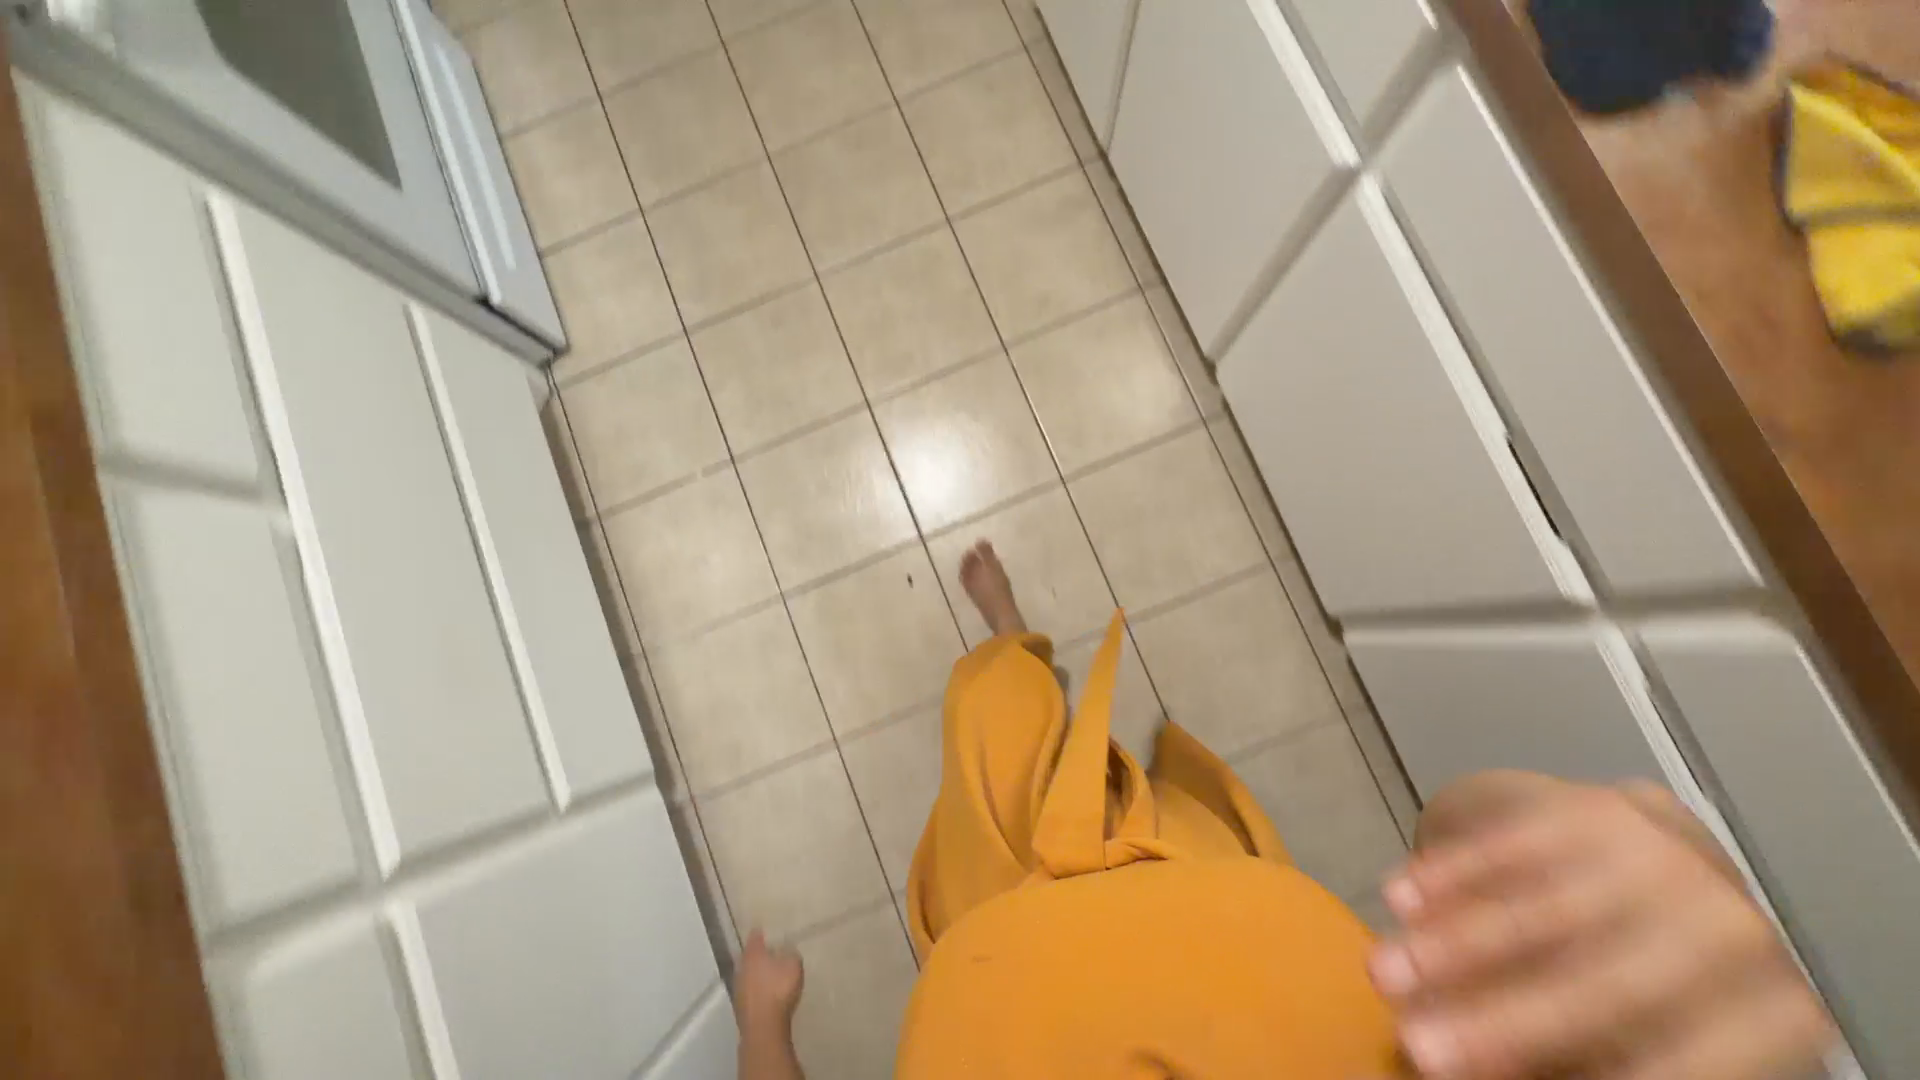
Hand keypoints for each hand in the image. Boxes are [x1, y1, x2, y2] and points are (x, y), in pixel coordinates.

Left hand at [737, 930, 803, 1034]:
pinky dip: (755, 990)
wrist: (764, 1026)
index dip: (759, 933)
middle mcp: (742, 968)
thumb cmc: (779, 990)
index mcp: (754, 954)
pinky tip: (764, 993)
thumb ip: (791, 955)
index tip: (761, 928)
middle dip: (756, 954)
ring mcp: (738, 988)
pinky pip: (748, 992)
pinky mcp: (740, 1007)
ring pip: (746, 974)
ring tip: (766, 973)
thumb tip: (787, 950)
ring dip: (754, 973)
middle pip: (748, 957)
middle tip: (766, 951)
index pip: (754, 937)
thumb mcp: (794, 966)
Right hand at [1368, 781, 1835, 1079]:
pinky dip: (1447, 875)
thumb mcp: (1644, 1031)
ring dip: (1451, 946)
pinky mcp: (1593, 805)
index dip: (1570, 1077)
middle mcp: (1733, 932)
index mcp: (1773, 1017)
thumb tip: (1477, 1074)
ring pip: (1541, 912)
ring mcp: (1663, 856)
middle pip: (1602, 990)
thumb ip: (1575, 1055)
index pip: (1667, 1064)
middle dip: (1497, 1019)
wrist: (1651, 853)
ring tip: (1381, 972)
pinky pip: (1508, 847)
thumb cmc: (1649, 973)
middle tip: (1414, 1042)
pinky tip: (1396, 895)